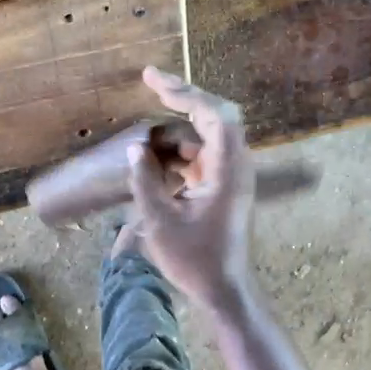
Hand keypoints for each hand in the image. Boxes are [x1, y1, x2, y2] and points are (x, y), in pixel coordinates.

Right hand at [125, 67, 256, 311]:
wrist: (225, 291)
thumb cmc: (195, 260)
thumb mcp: (160, 222)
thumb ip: (145, 181)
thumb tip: (135, 149)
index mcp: (228, 169)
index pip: (215, 114)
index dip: (186, 93)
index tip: (154, 81)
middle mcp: (235, 164)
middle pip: (216, 114)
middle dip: (184, 94)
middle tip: (151, 79)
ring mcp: (231, 173)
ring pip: (209, 131)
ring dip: (182, 117)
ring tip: (153, 99)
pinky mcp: (223, 184)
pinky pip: (203, 151)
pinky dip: (181, 142)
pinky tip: (157, 145)